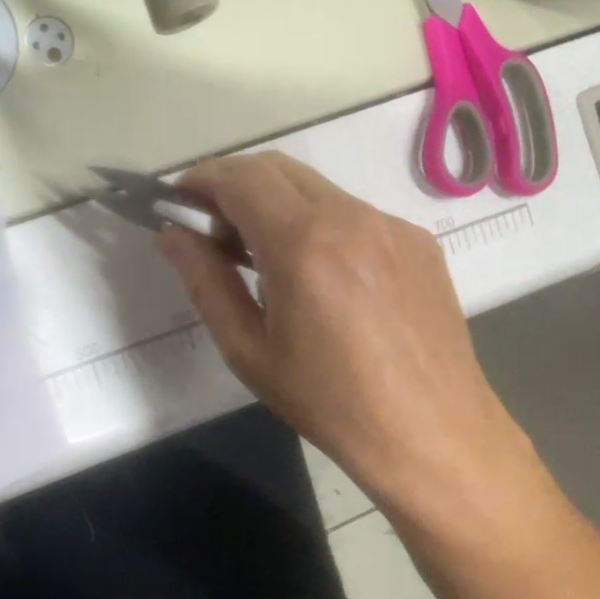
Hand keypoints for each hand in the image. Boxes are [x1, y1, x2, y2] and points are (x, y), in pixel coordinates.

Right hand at [155, 152, 531, 509]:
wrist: (429, 430)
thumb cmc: (326, 400)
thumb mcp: (247, 349)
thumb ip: (205, 282)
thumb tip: (170, 235)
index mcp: (304, 245)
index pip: (241, 179)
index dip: (199, 180)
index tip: (174, 201)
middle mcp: (351, 218)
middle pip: (277, 168)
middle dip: (231, 183)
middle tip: (206, 227)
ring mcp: (392, 225)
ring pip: (316, 188)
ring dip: (273, 203)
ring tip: (255, 256)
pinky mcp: (416, 242)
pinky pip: (351, 213)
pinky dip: (315, 223)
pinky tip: (312, 275)